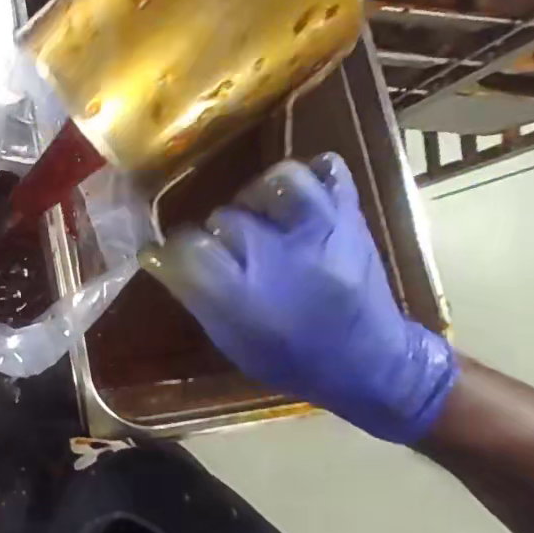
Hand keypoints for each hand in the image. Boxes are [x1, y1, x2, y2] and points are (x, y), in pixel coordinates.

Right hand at [141, 153, 456, 442]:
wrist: (371, 363)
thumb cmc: (291, 359)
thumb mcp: (232, 341)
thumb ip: (197, 294)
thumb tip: (161, 256)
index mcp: (243, 296)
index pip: (185, 249)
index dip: (170, 252)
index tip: (171, 258)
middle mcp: (278, 256)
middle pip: (223, 217)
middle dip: (215, 234)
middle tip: (228, 253)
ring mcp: (320, 228)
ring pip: (275, 180)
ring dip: (260, 197)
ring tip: (262, 217)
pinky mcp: (350, 214)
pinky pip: (328, 169)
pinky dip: (313, 176)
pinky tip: (299, 199)